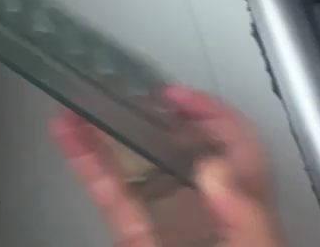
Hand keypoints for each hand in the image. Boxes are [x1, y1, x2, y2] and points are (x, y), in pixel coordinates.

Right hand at [51, 87, 282, 246]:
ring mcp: (174, 227)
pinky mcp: (138, 239)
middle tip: (124, 88)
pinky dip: (89, 162)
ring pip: (143, 169)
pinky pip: (113, 197)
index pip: (243, 158)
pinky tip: (66, 131)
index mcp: (254, 222)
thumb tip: (215, 167)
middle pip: (190, 155)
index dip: (215, 119)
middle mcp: (216, 217)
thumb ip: (247, 224)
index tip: (174, 94)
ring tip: (81, 98)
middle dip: (155, 116)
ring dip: (109, 131)